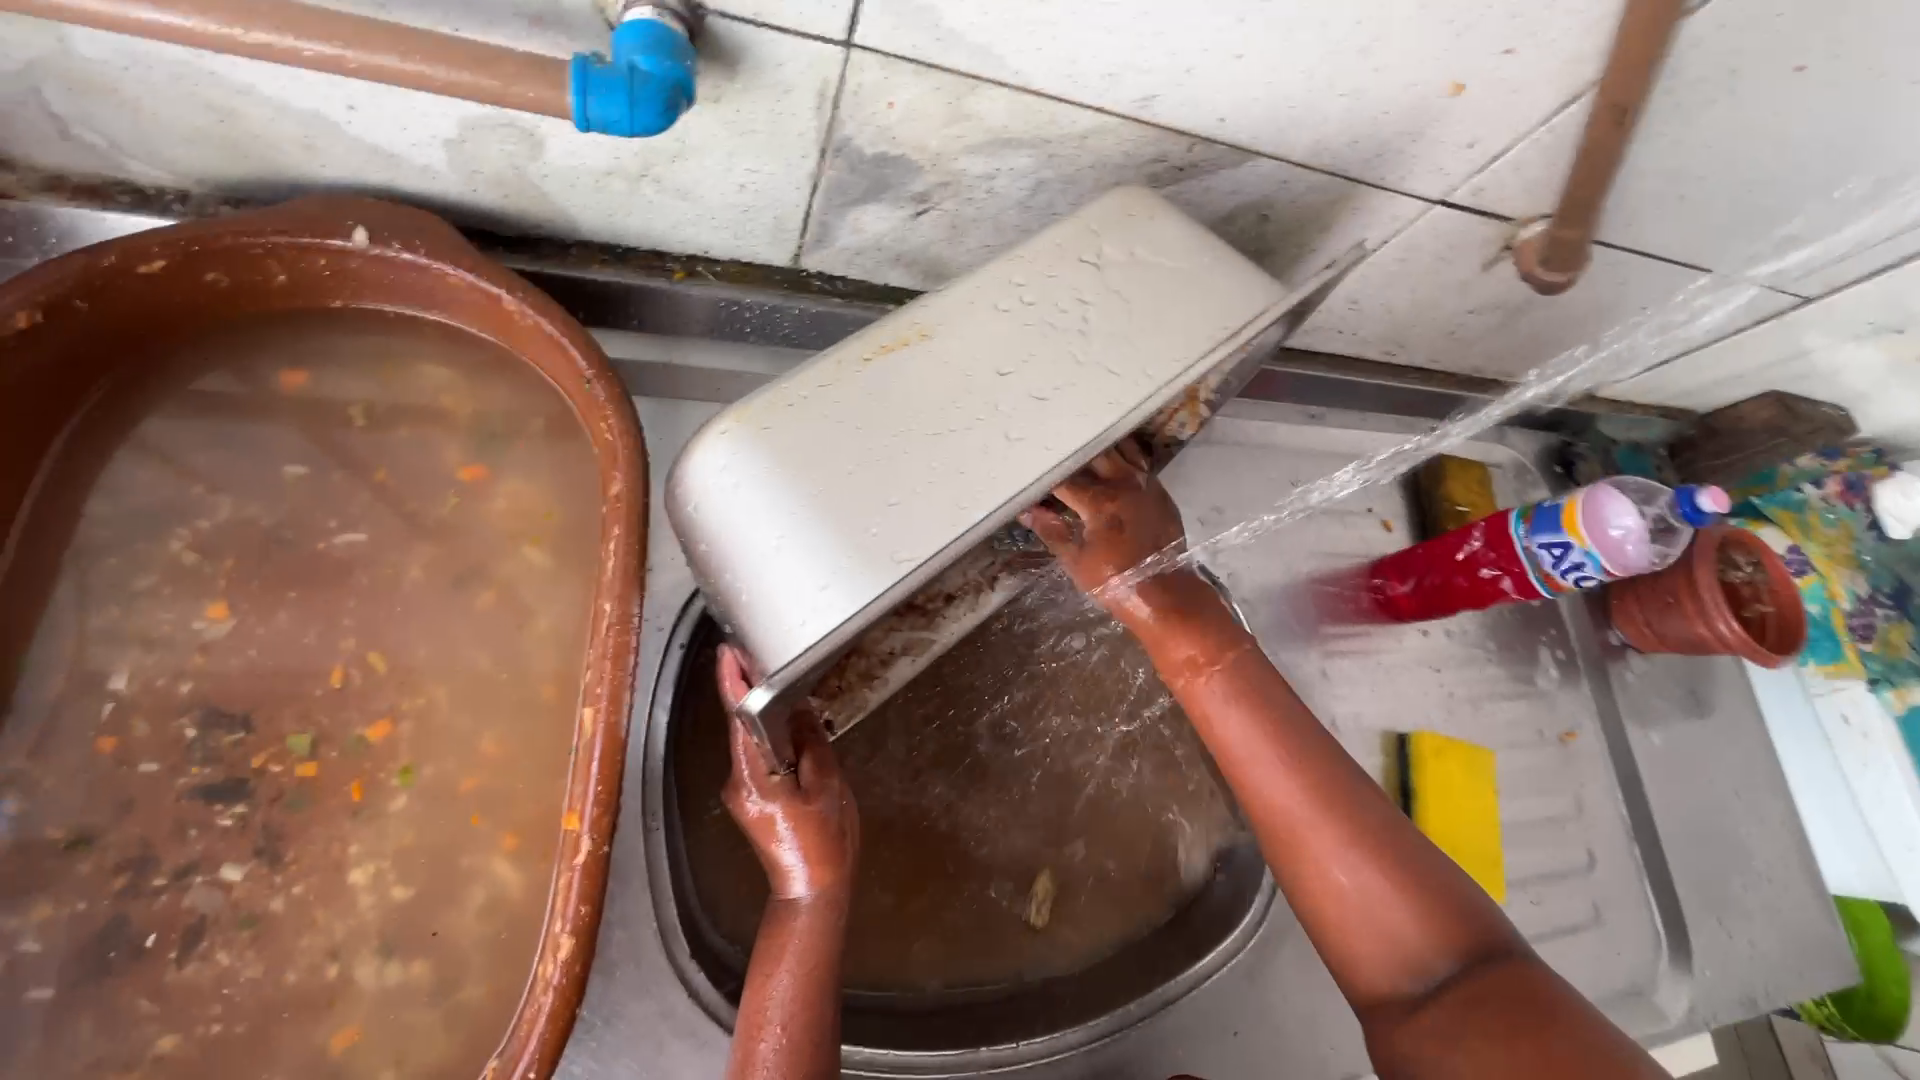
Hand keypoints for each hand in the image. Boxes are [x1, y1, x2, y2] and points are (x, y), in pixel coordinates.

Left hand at [717, 644, 859, 901]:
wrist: (811, 891)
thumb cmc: (823, 842)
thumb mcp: (826, 786)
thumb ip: (812, 743)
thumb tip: (801, 708)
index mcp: (753, 777)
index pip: (738, 719)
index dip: (733, 683)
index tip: (730, 652)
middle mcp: (736, 782)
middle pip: (743, 728)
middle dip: (758, 695)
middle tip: (772, 662)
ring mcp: (741, 793)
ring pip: (753, 744)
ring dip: (770, 720)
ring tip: (793, 692)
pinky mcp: (751, 800)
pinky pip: (761, 759)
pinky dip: (775, 741)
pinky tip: (796, 731)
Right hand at [1019, 439, 1189, 609]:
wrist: (1163, 592)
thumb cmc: (1114, 580)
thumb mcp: (1075, 560)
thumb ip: (1051, 530)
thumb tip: (1026, 512)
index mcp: (1099, 501)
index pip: (1064, 480)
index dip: (1046, 479)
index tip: (1033, 479)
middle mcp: (1123, 484)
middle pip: (1093, 455)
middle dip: (1073, 458)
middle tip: (1057, 463)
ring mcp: (1146, 484)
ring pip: (1120, 450)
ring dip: (1100, 451)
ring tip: (1083, 455)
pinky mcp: (1160, 491)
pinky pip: (1140, 463)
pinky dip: (1123, 458)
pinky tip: (1112, 464)